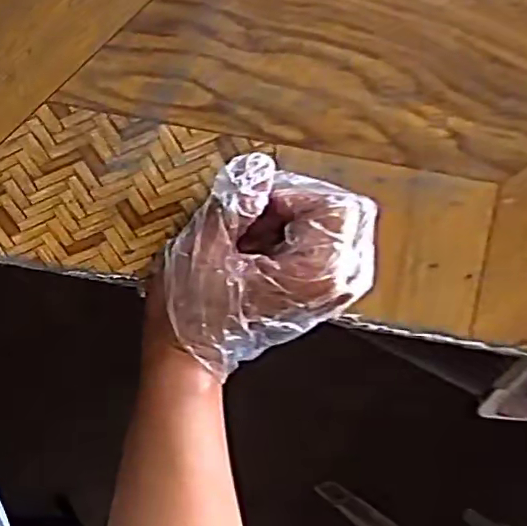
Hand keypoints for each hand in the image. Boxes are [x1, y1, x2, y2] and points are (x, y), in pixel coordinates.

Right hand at [152, 153, 375, 376]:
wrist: (187, 355)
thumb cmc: (189, 313)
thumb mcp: (200, 249)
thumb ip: (231, 205)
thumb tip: (253, 170)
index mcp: (319, 272)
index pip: (331, 203)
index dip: (283, 194)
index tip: (243, 206)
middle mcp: (340, 282)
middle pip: (340, 214)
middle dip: (287, 208)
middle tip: (241, 223)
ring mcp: (333, 289)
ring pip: (329, 229)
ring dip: (283, 225)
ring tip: (239, 244)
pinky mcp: (319, 293)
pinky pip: (318, 248)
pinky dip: (284, 242)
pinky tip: (247, 257)